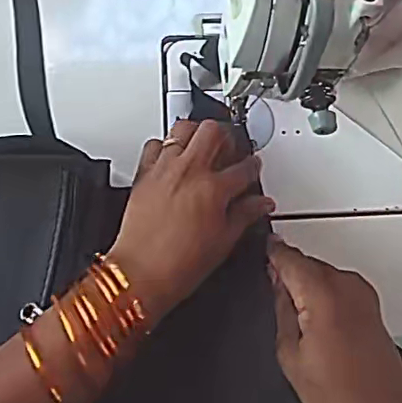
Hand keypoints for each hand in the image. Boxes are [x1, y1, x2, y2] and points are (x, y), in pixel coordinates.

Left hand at [107, 119, 274, 314]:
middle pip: (213, 130)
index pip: (244, 167)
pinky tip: (171, 159)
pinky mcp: (144, 173)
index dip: (253, 166)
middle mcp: (189, 171)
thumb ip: (245, 215)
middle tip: (227, 149)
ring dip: (195, 134)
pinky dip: (163, 147)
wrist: (140, 274)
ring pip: (183, 128)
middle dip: (225, 136)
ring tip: (200, 147)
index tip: (252, 168)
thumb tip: (261, 204)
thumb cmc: (178, 265)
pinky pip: (154, 145)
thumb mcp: (223, 242)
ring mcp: (165, 168)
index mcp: (214, 189)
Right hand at [268, 239, 401, 402]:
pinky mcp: (373, 305)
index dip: (271, 253)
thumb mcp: (290, 355)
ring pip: (322, 273)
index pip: (288, 255)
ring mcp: (363, 293)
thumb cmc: (343, 401)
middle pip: (306, 263)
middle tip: (274, 297)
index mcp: (322, 292)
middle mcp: (346, 284)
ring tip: (299, 324)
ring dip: (307, 286)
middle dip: (289, 274)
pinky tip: (318, 327)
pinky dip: (325, 296)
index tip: (261, 252)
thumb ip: (280, 308)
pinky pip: (338, 286)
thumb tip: (276, 283)